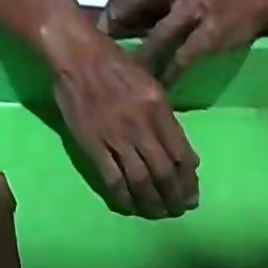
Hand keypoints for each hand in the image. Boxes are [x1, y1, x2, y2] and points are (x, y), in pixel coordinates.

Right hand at [48, 24, 198, 216]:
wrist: (75, 53)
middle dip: (174, 199)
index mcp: (158, 109)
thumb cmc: (118, 68)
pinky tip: (131, 207)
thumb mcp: (153, 88)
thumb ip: (170, 124)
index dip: (189, 183)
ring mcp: (115, 137)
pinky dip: (124, 198)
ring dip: (153, 203)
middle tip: (177, 211)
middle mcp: (140, 126)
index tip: (192, 198)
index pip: (181, 156)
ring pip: (141, 182)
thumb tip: (190, 160)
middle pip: (164, 174)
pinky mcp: (93, 145)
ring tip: (159, 214)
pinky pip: (113, 180)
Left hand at [102, 0, 267, 81]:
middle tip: (99, 50)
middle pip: (138, 3)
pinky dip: (172, 72)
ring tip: (125, 76)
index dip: (114, 5)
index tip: (96, 25)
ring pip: (160, 34)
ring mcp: (197, 10)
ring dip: (141, 56)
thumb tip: (129, 16)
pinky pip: (185, 57)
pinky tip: (161, 86)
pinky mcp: (212, 35)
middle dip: (117, 25)